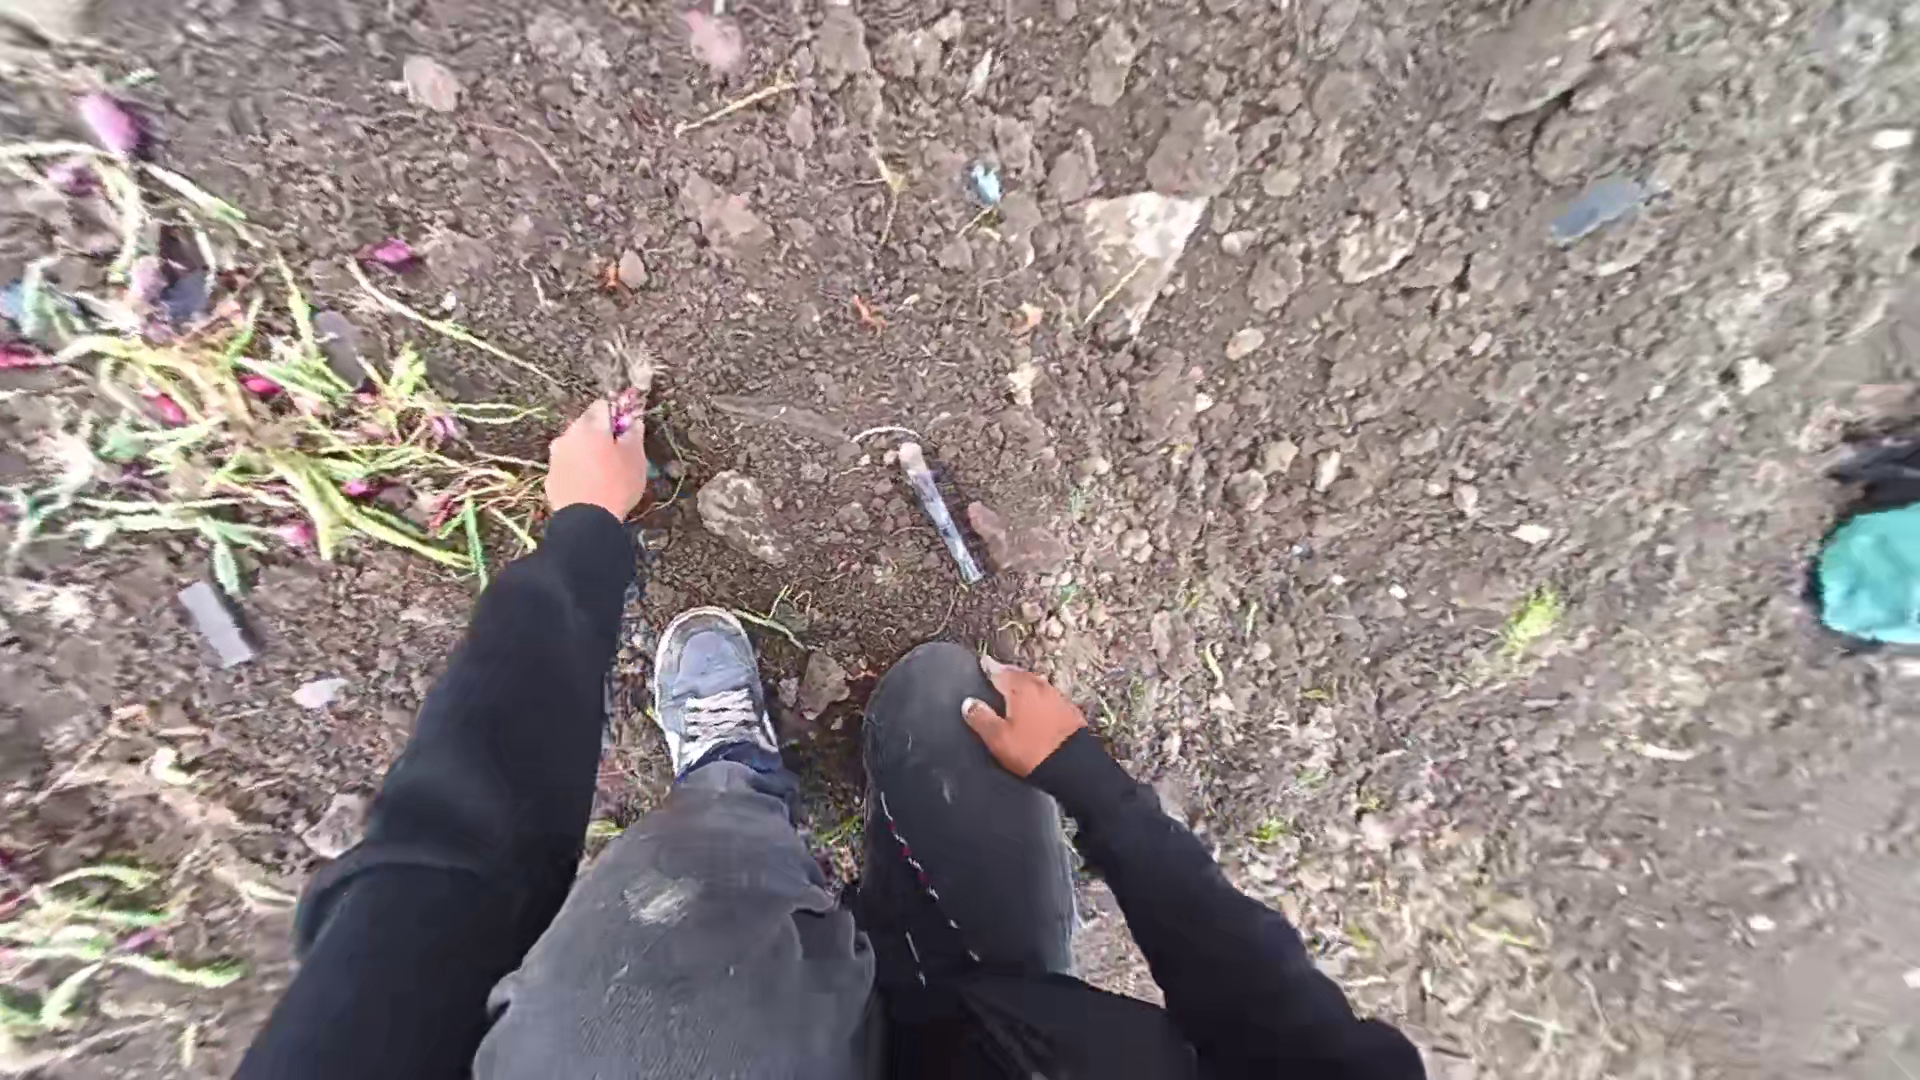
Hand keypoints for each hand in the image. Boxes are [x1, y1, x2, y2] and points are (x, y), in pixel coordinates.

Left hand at [544, 401, 649, 519]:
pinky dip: (580, 468)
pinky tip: (592, 484)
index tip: (628, 429)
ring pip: (577, 445)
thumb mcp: (636, 458)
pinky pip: (569, 464)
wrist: (586, 518)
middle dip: (602, 434)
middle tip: (620, 453)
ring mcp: (556, 455)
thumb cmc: (617, 484)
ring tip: (606, 471)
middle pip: (587, 425)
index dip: (618, 414)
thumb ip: (634, 434)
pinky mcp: (551, 475)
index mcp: (591, 427)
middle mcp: (568, 435)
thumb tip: (633, 420)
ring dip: (590, 452)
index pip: (603, 406)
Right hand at [962, 654, 1087, 776]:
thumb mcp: (998, 738)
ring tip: (1015, 689)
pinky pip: (1048, 696)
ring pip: (1036, 683)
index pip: (999, 671)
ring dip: (1024, 683)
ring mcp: (1057, 697)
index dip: (989, 667)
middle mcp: (1040, 686)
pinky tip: (1037, 705)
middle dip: (1008, 672)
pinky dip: (1038, 697)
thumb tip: (969, 703)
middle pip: (1019, 674)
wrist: (1076, 766)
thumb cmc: (1033, 751)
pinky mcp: (1070, 710)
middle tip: (997, 673)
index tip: (983, 662)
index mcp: (1020, 688)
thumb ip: (981, 718)